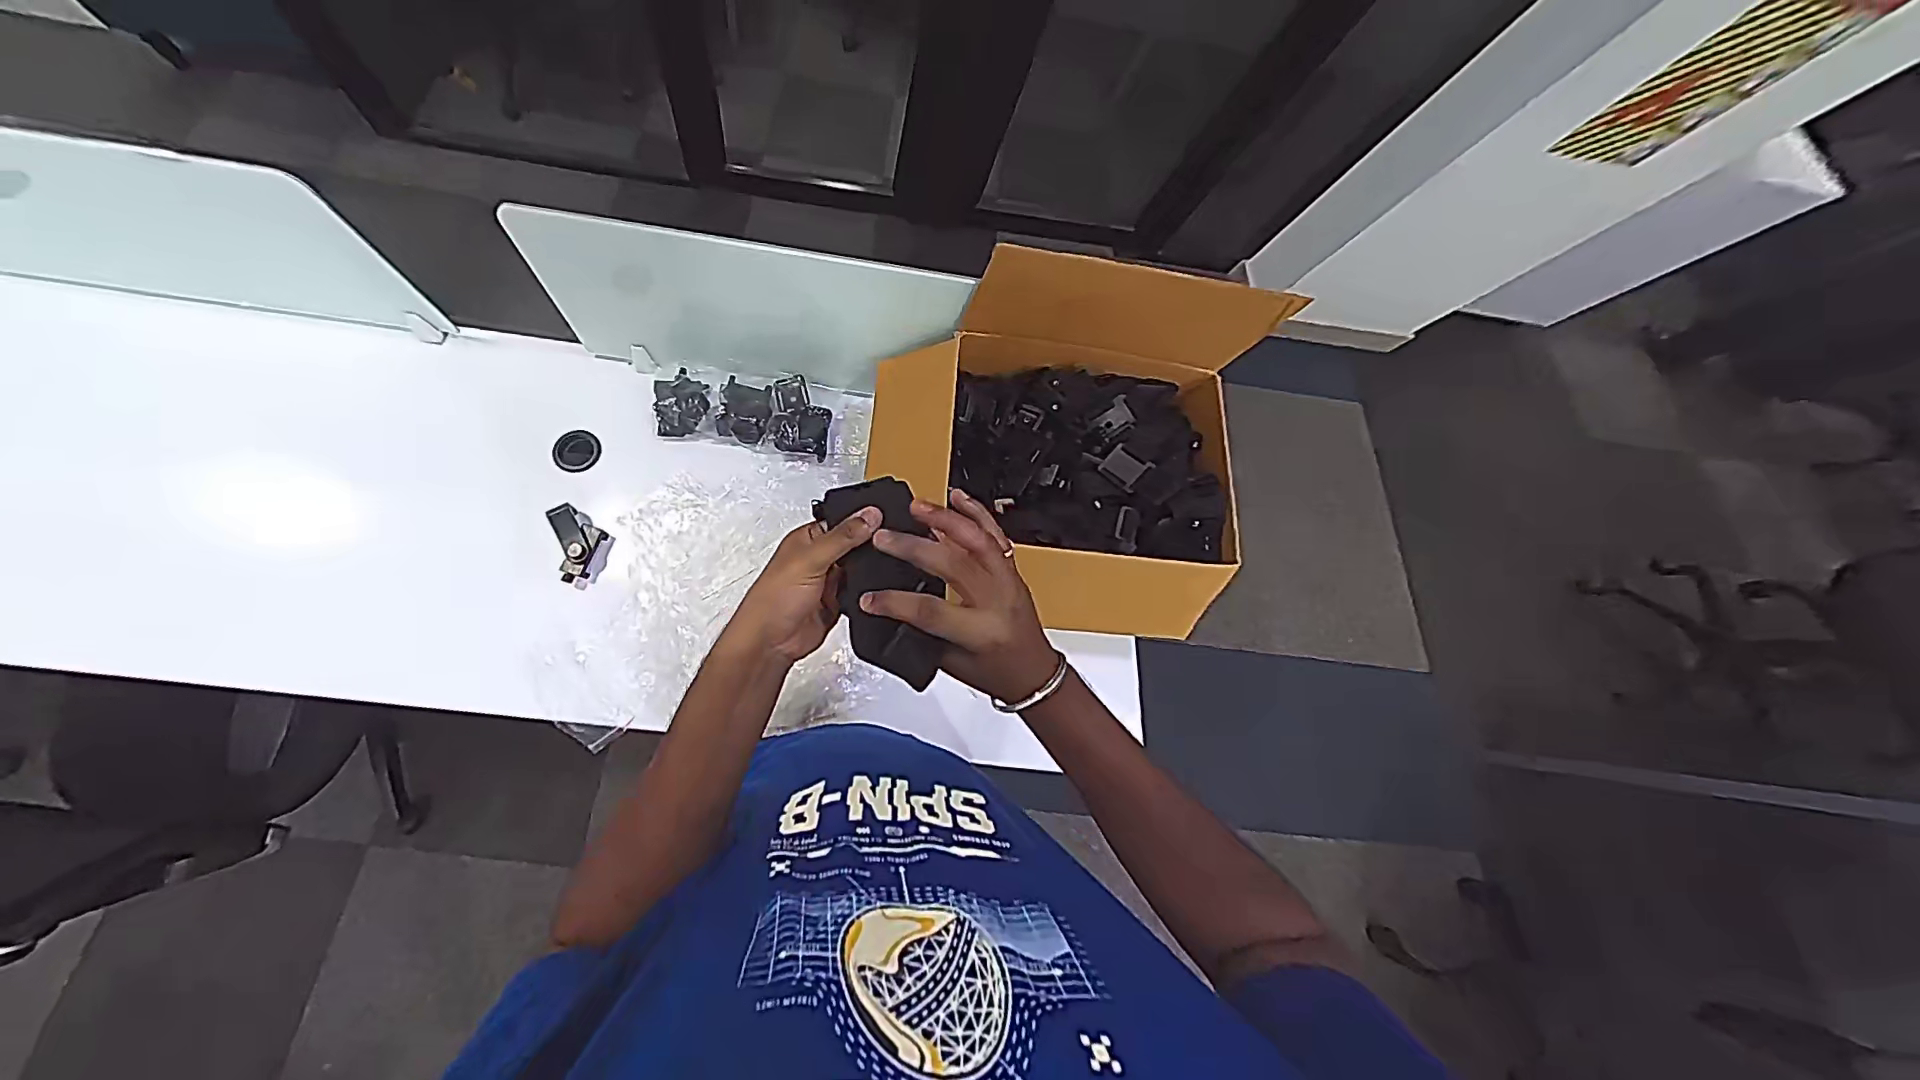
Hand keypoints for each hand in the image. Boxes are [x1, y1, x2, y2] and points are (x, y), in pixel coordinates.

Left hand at [725, 506, 880, 662]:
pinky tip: (868, 591)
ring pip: (858, 570)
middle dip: (866, 548)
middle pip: (853, 545)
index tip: (883, 519)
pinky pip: (858, 592)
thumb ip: (842, 537)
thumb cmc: (773, 600)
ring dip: (865, 572)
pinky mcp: (836, 602)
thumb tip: (868, 516)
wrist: (771, 643)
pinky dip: (864, 592)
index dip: (861, 520)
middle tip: (885, 547)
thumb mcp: (811, 559)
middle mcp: (818, 558)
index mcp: (808, 539)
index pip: (841, 521)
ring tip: (876, 570)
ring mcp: (828, 581)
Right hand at [862, 488, 1059, 701]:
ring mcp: (1008, 581)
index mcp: (982, 632)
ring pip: (978, 540)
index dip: (895, 602)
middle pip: (953, 564)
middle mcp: (998, 601)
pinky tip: (958, 498)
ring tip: (917, 508)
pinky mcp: (1013, 570)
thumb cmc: (998, 672)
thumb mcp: (953, 663)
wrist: (1035, 673)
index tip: (870, 598)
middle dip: (912, 548)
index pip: (932, 610)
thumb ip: (925, 632)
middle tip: (884, 538)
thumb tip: (894, 604)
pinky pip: (996, 535)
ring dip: (945, 520)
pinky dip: (977, 513)